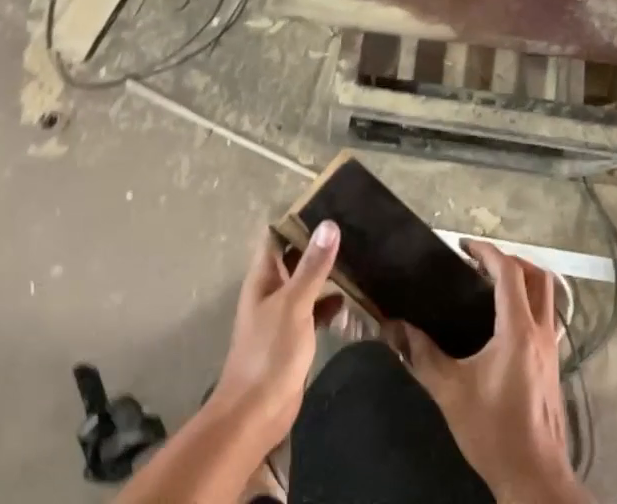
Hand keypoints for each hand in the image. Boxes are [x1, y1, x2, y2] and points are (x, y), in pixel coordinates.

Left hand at [208, 222, 342, 451]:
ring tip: (358, 257)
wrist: (257, 411)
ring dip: (325, 274)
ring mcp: (282, 315)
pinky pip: (313, 311)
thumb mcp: (294, 304)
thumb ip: (312, 267)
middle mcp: (270, 292)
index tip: (328, 204)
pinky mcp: (294, 338)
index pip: (276, 237)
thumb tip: (329, 225)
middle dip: (316, 245)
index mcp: (262, 278)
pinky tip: (351, 300)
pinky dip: (329, 303)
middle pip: (292, 259)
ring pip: (305, 285)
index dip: (296, 220)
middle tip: (352, 228)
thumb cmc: (269, 352)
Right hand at [397, 241, 588, 502]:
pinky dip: (528, 303)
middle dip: (511, 260)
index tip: (464, 245)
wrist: (532, 474)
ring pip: (548, 297)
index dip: (487, 251)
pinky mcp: (553, 365)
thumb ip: (421, 354)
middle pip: (539, 277)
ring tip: (490, 284)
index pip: (509, 273)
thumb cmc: (492, 429)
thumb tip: (395, 328)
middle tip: (480, 261)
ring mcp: (553, 349)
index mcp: (518, 331)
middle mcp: (542, 333)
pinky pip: (547, 317)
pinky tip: (502, 321)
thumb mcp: (449, 390)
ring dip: (524, 280)